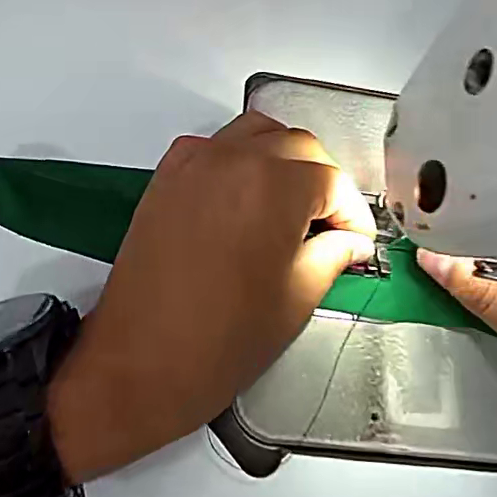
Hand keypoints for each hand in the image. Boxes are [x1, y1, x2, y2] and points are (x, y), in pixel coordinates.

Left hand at [50, 112, 375, 480]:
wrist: (140, 363)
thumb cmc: (216, 342)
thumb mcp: (296, 299)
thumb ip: (332, 255)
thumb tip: (349, 240)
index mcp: (274, 188)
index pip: (333, 180)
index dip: (352, 212)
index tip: (356, 237)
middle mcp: (232, 162)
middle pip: (298, 145)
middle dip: (324, 179)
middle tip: (331, 222)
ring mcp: (193, 166)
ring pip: (255, 133)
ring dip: (283, 159)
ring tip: (292, 204)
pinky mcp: (166, 179)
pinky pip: (213, 147)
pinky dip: (238, 159)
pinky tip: (245, 198)